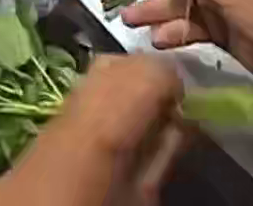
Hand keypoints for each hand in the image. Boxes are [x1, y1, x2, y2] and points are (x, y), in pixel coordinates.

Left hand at [0, 55, 185, 205]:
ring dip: (137, 82)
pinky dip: (117, 87)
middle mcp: (92, 86)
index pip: (156, 70)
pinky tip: (122, 121)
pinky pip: (98, 75)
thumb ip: (165, 151)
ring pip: (116, 62)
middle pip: (135, 60)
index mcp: (114, 114)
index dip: (178, 88)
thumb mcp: (140, 195)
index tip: (187, 118)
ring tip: (147, 123)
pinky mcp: (64, 96)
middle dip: (158, 82)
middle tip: (170, 122)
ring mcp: (74, 87)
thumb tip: (187, 122)